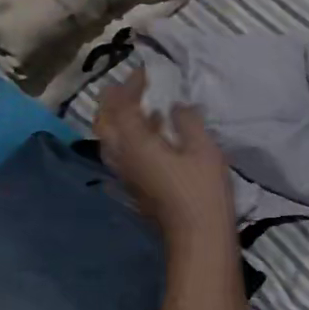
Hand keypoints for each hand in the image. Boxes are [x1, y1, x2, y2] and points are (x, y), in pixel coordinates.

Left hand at [94, 70, 234, 242]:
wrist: (198, 237)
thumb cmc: (203, 191)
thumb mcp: (204, 149)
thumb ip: (188, 121)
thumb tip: (176, 107)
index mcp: (135, 144)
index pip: (122, 106)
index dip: (130, 86)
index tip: (145, 72)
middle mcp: (122, 158)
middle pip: (105, 123)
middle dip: (113, 101)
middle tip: (131, 88)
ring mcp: (126, 176)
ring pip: (110, 141)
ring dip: (119, 120)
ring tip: (142, 109)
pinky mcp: (135, 188)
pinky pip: (122, 155)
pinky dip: (129, 139)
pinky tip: (152, 138)